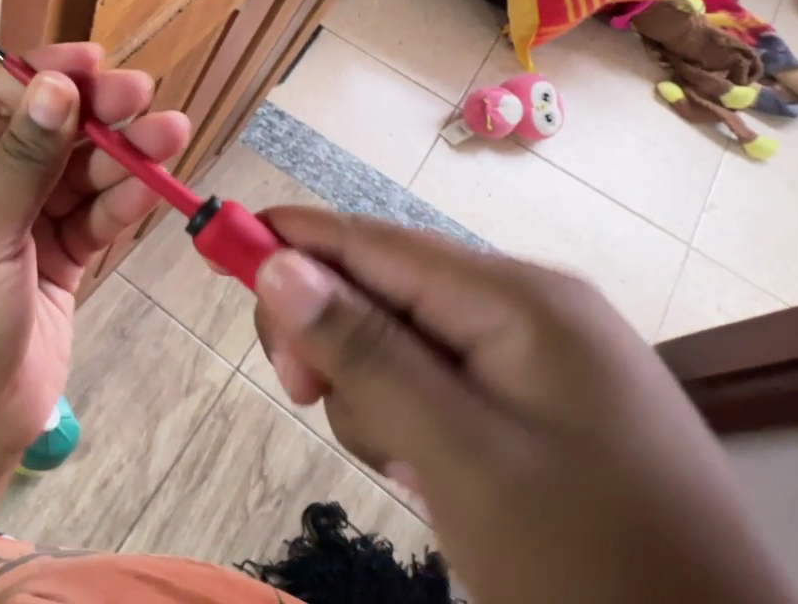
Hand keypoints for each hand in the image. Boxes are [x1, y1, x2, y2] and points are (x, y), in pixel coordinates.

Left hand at [0, 43, 189, 467]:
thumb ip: (21, 158)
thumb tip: (53, 85)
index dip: (41, 77)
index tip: (94, 62)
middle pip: (42, 133)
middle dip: (92, 114)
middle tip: (143, 95)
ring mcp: (20, 228)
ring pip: (74, 175)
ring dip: (119, 155)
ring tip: (170, 134)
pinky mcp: (55, 265)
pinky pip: (90, 221)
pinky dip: (119, 202)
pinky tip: (153, 185)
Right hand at [250, 208, 797, 603]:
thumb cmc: (585, 560)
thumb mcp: (456, 453)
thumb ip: (362, 349)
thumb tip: (276, 262)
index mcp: (518, 299)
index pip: (370, 241)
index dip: (286, 238)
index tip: (212, 250)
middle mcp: (526, 309)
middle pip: (378, 286)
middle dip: (329, 335)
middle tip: (299, 392)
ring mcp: (533, 356)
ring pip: (396, 339)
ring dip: (367, 390)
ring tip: (401, 464)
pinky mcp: (531, 401)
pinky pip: (432, 379)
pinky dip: (405, 415)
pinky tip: (428, 471)